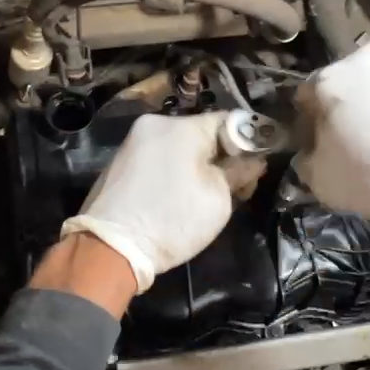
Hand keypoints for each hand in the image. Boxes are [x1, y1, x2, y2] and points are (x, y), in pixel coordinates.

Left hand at [61, 112, 239, 293]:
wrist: (109, 248)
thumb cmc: (171, 221)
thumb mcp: (217, 200)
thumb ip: (238, 172)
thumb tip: (253, 159)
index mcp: (180, 126)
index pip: (228, 121)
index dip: (248, 140)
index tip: (259, 162)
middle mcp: (154, 125)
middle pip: (201, 134)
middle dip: (220, 156)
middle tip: (236, 186)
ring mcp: (132, 143)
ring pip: (178, 147)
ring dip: (196, 165)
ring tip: (205, 195)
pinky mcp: (120, 162)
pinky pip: (158, 159)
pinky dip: (173, 171)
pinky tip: (177, 196)